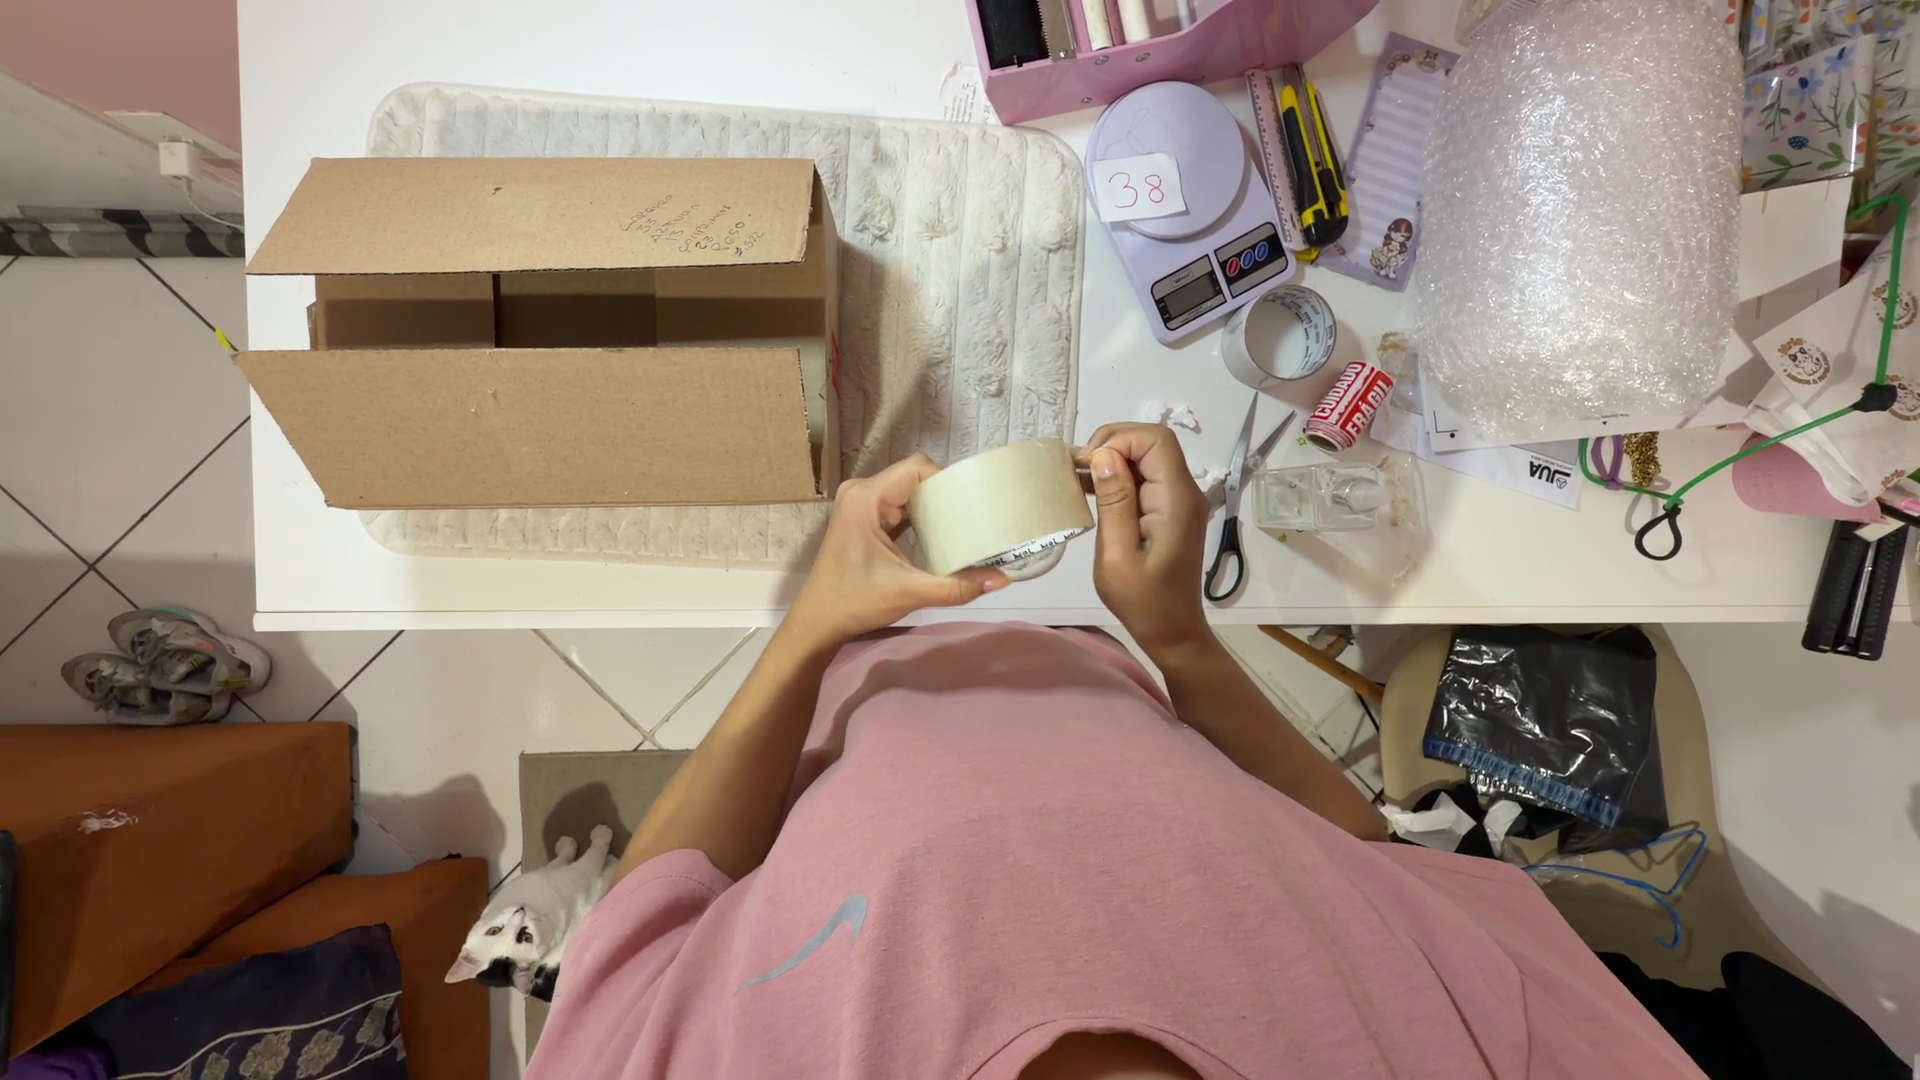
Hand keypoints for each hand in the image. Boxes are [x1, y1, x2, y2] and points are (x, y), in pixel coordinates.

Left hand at [785, 453, 1007, 649]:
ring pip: (909, 493)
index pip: (917, 468)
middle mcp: (862, 492)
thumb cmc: (855, 602)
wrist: (818, 622)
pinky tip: (942, 535)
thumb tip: (1002, 579)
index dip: (946, 480)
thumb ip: (956, 586)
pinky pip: (900, 507)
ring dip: (934, 507)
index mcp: (866, 497)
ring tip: (965, 525)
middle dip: (945, 495)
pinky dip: (921, 518)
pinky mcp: (865, 520)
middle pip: (914, 477)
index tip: (971, 503)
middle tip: (975, 516)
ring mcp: (861, 505)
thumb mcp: (909, 592)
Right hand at [1074, 423, 1214, 661]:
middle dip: (1113, 444)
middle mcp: (1184, 493)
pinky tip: (1089, 487)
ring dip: (1112, 459)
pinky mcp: (1168, 511)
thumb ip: (1114, 502)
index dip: (1119, 439)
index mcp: (1176, 501)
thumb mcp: (1117, 555)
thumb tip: (1105, 456)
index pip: (1156, 441)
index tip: (1087, 462)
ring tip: (1077, 474)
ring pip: (1146, 458)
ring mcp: (1178, 501)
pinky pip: (1144, 479)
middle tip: (1078, 466)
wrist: (1172, 630)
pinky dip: (1117, 477)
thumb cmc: (1142, 601)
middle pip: (1152, 443)